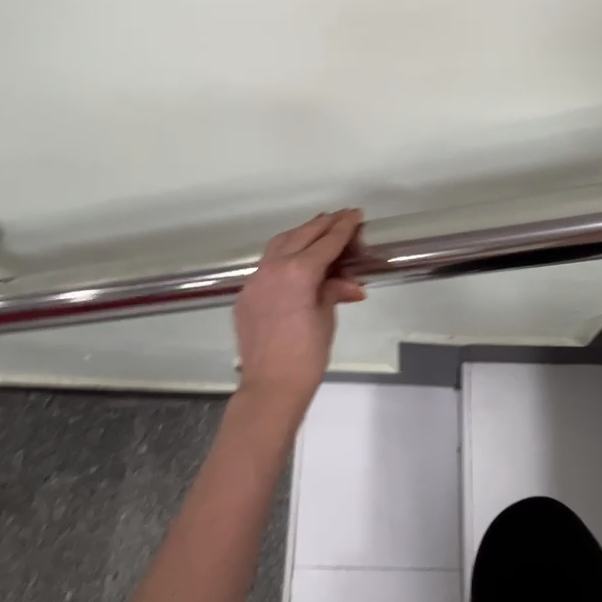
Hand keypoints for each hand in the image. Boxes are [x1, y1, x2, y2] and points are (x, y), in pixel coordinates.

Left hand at [233, 209, 366, 404]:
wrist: (270, 387)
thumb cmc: (306, 356)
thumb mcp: (326, 318)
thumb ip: (333, 291)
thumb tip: (349, 283)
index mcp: (298, 272)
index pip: (326, 242)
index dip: (343, 227)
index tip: (355, 215)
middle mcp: (274, 268)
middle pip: (302, 236)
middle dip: (323, 225)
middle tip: (341, 217)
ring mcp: (255, 280)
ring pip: (279, 244)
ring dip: (300, 234)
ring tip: (318, 230)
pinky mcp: (246, 294)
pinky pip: (266, 265)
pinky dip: (284, 255)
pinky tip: (295, 260)